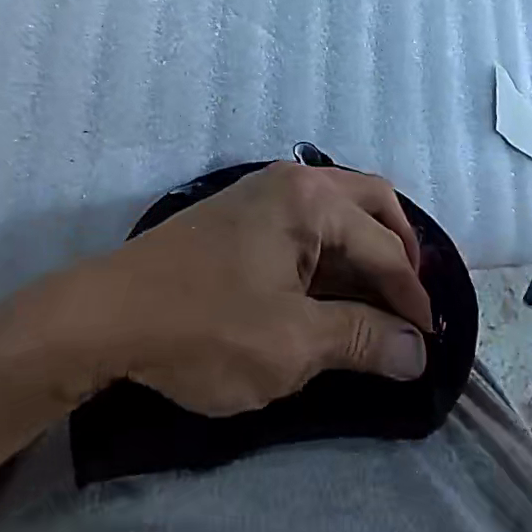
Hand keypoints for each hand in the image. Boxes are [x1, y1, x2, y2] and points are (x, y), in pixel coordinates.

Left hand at [7, 162, 434, 416]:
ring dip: (368, 245)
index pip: (383, 247)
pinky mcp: (244, 210)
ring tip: (379, 292)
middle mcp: (295, 180)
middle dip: (400, 250)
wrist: (102, 317)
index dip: (411, 296)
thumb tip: (417, 351)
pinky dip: (335, 246)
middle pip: (373, 203)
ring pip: (342, 205)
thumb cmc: (204, 328)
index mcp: (312, 200)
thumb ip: (361, 339)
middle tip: (411, 298)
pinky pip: (311, 217)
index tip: (428, 338)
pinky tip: (333, 281)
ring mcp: (266, 190)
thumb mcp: (291, 344)